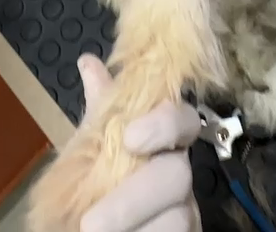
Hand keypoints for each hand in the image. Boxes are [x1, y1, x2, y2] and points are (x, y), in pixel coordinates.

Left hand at [73, 55, 201, 231]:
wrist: (94, 222)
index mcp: (165, 138)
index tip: (130, 137)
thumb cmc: (96, 178)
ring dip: (135, 227)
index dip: (163, 123)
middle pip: (178, 175)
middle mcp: (181, 170)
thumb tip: (88, 61)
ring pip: (178, 217)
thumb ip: (100, 109)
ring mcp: (187, 209)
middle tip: (90, 223)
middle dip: (133, 199)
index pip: (183, 118)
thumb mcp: (93, 144)